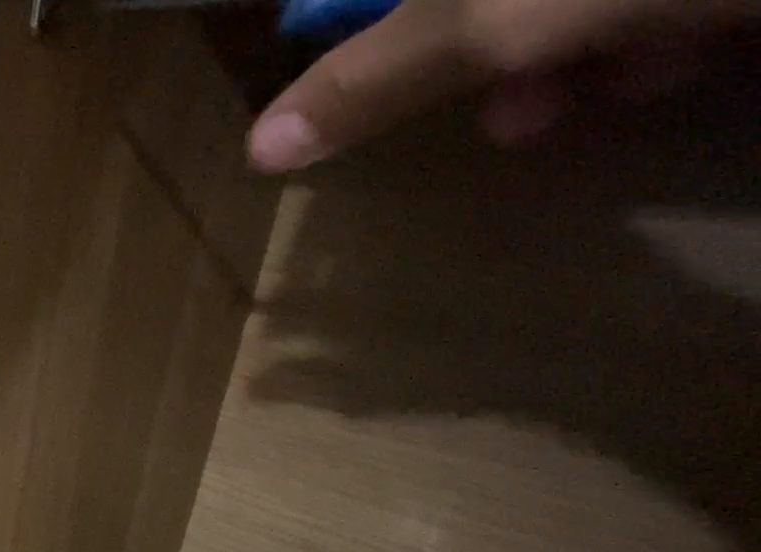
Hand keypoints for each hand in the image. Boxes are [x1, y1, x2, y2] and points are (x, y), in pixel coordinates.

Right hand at [246, 0, 760, 172]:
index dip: (363, 16)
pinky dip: (661, 20)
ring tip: (585, 99)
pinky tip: (683, 59)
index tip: (356, 67)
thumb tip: (259, 147)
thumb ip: (377, 74)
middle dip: (484, 42)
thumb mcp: (506, 12)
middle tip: (496, 101)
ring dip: (572, 47)